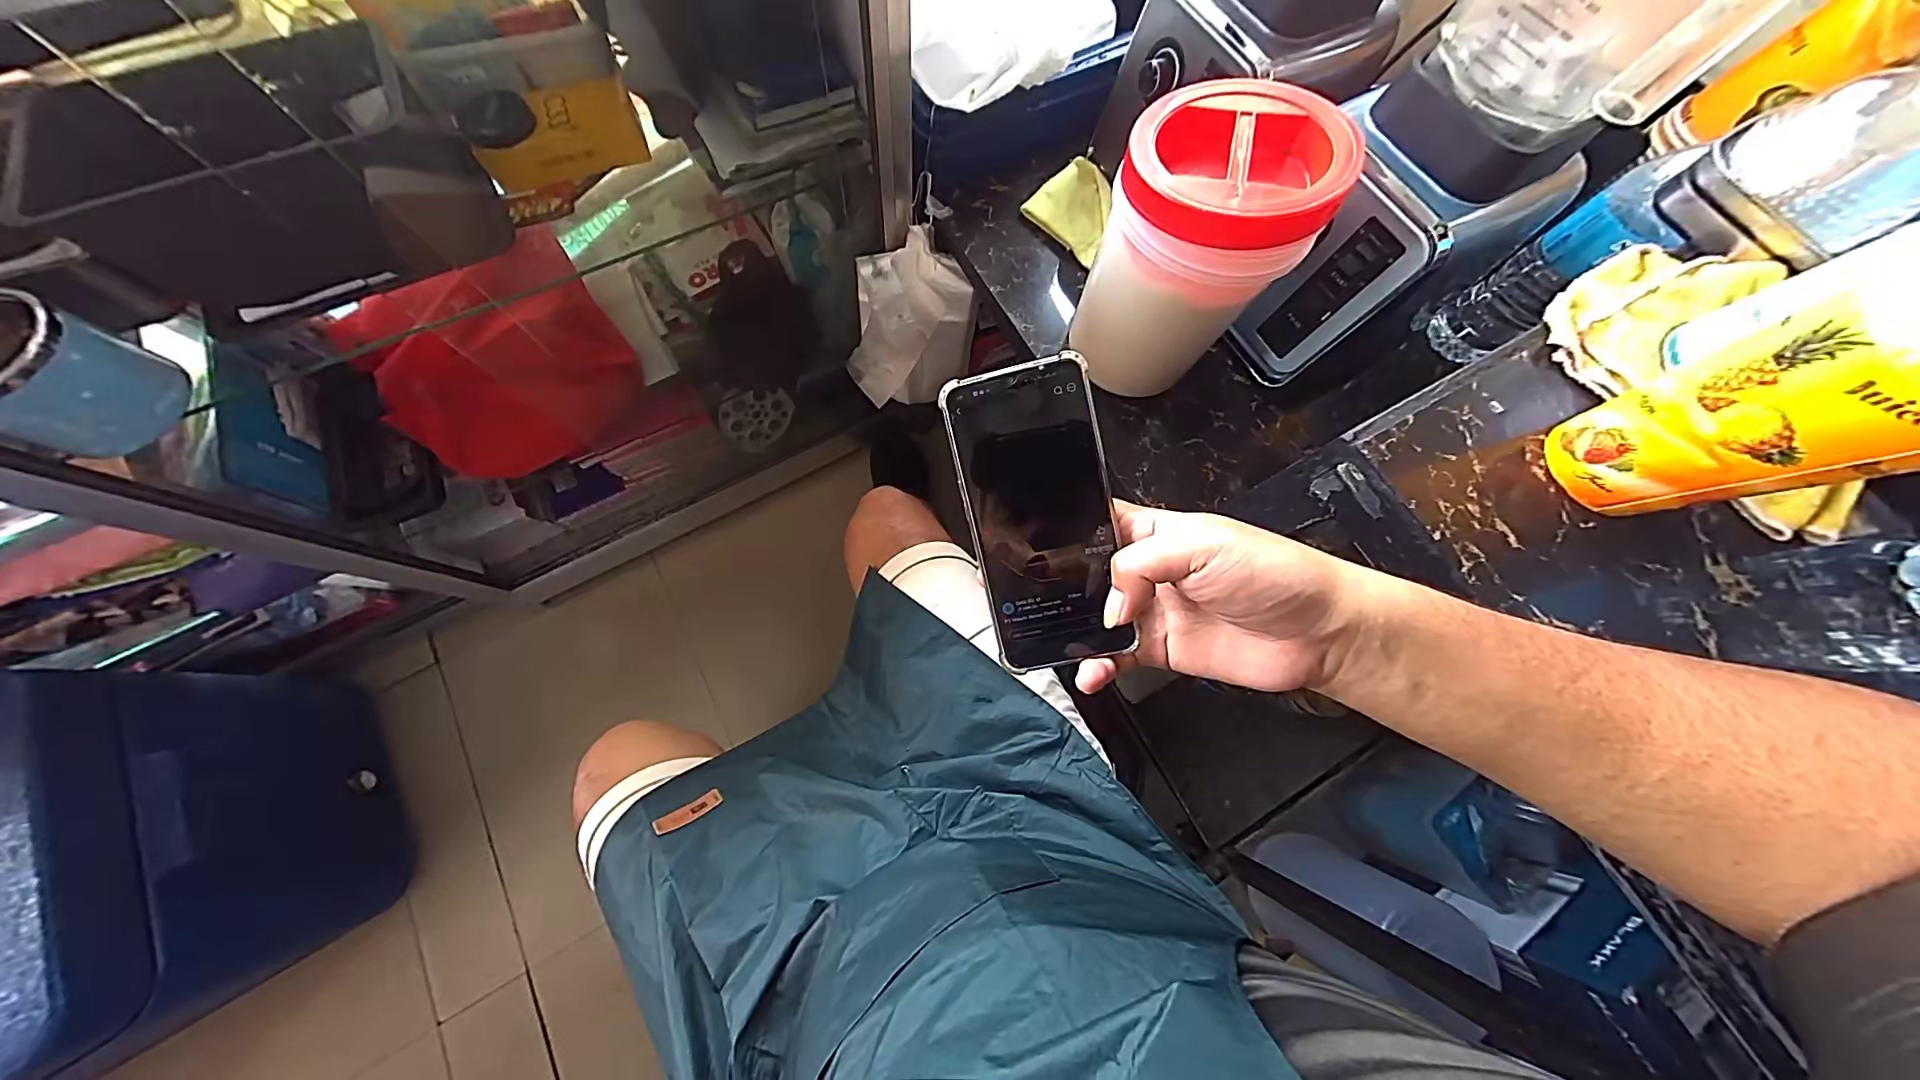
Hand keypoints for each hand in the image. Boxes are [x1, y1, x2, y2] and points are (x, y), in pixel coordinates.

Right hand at [1074, 501, 1365, 695]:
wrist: (1319, 634)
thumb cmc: (1276, 574)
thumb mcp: (1203, 546)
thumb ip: (1142, 564)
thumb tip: (1109, 604)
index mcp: (1157, 533)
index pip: (1103, 525)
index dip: (1073, 534)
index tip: (1045, 551)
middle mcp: (1151, 571)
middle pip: (1091, 576)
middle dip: (1066, 587)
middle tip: (1044, 600)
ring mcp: (1154, 611)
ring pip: (1099, 620)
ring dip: (1078, 631)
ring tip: (1066, 641)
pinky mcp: (1162, 649)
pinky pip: (1117, 658)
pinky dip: (1099, 667)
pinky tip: (1093, 671)